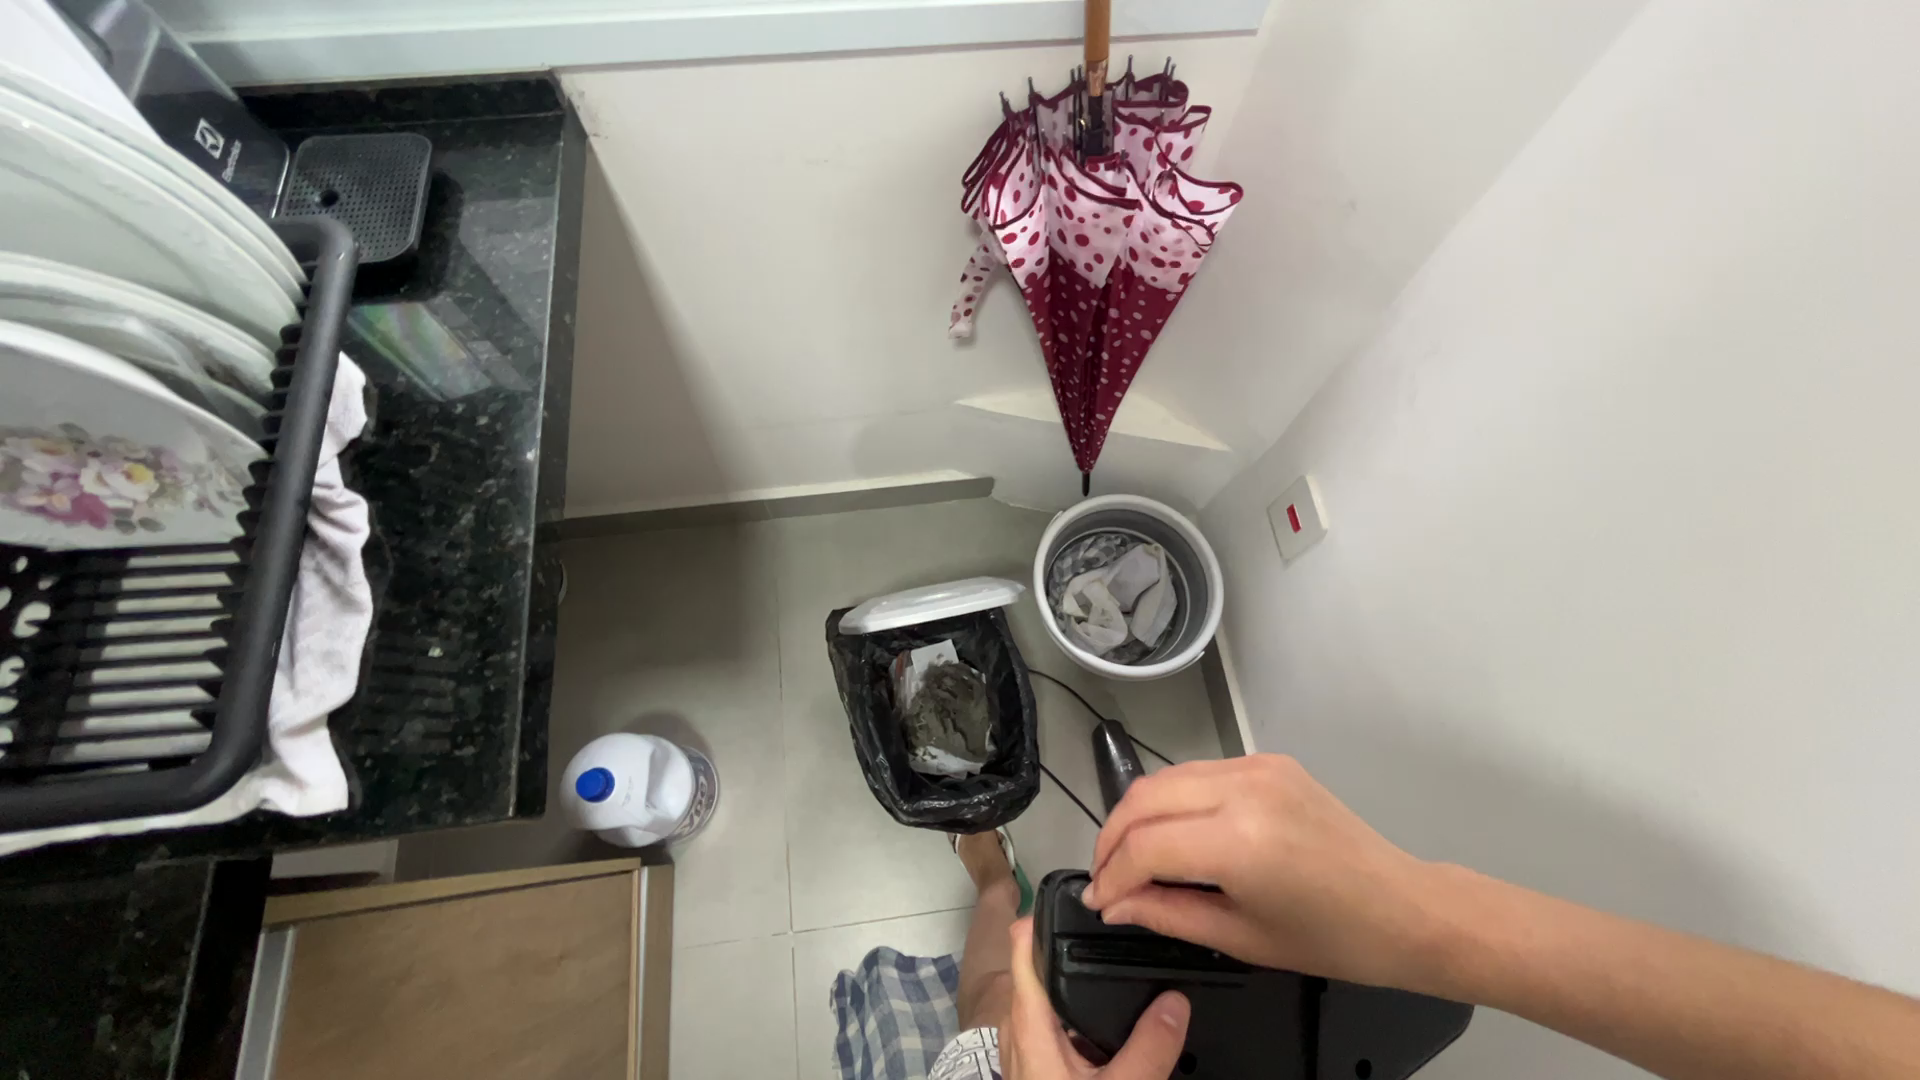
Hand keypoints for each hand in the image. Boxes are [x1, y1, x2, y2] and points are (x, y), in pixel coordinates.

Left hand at [1005, 916, 1189, 1079]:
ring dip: (1068, 982)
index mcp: (1029, 1022)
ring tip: (1110, 966)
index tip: (1075, 898)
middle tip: (1109, 932)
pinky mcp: (1031, 1069)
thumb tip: (1176, 1000)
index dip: (1040, 914)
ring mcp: (1020, 1049)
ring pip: (1041, 998)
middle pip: (1033, 968)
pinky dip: (1071, 1014)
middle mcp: (1016, 1028)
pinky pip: (1047, 1026)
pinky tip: (1103, 1022)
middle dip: (1064, 946)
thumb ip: (1148, 1048)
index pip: (1022, 946)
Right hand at [1080, 754, 1445, 991]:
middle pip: (1144, 798)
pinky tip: (1172, 831)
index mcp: (1241, 841)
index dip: (1112, 874)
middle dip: (1112, 837)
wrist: (1406, 907)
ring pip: (1164, 778)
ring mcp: (1254, 765)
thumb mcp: (1242, 937)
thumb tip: (1113, 904)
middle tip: (1105, 876)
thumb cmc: (1331, 939)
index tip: (1098, 900)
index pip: (1146, 845)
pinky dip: (1171, 800)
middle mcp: (1242, 788)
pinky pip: (1196, 773)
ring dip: (1136, 815)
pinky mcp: (1265, 759)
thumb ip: (1166, 913)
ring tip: (1130, 855)